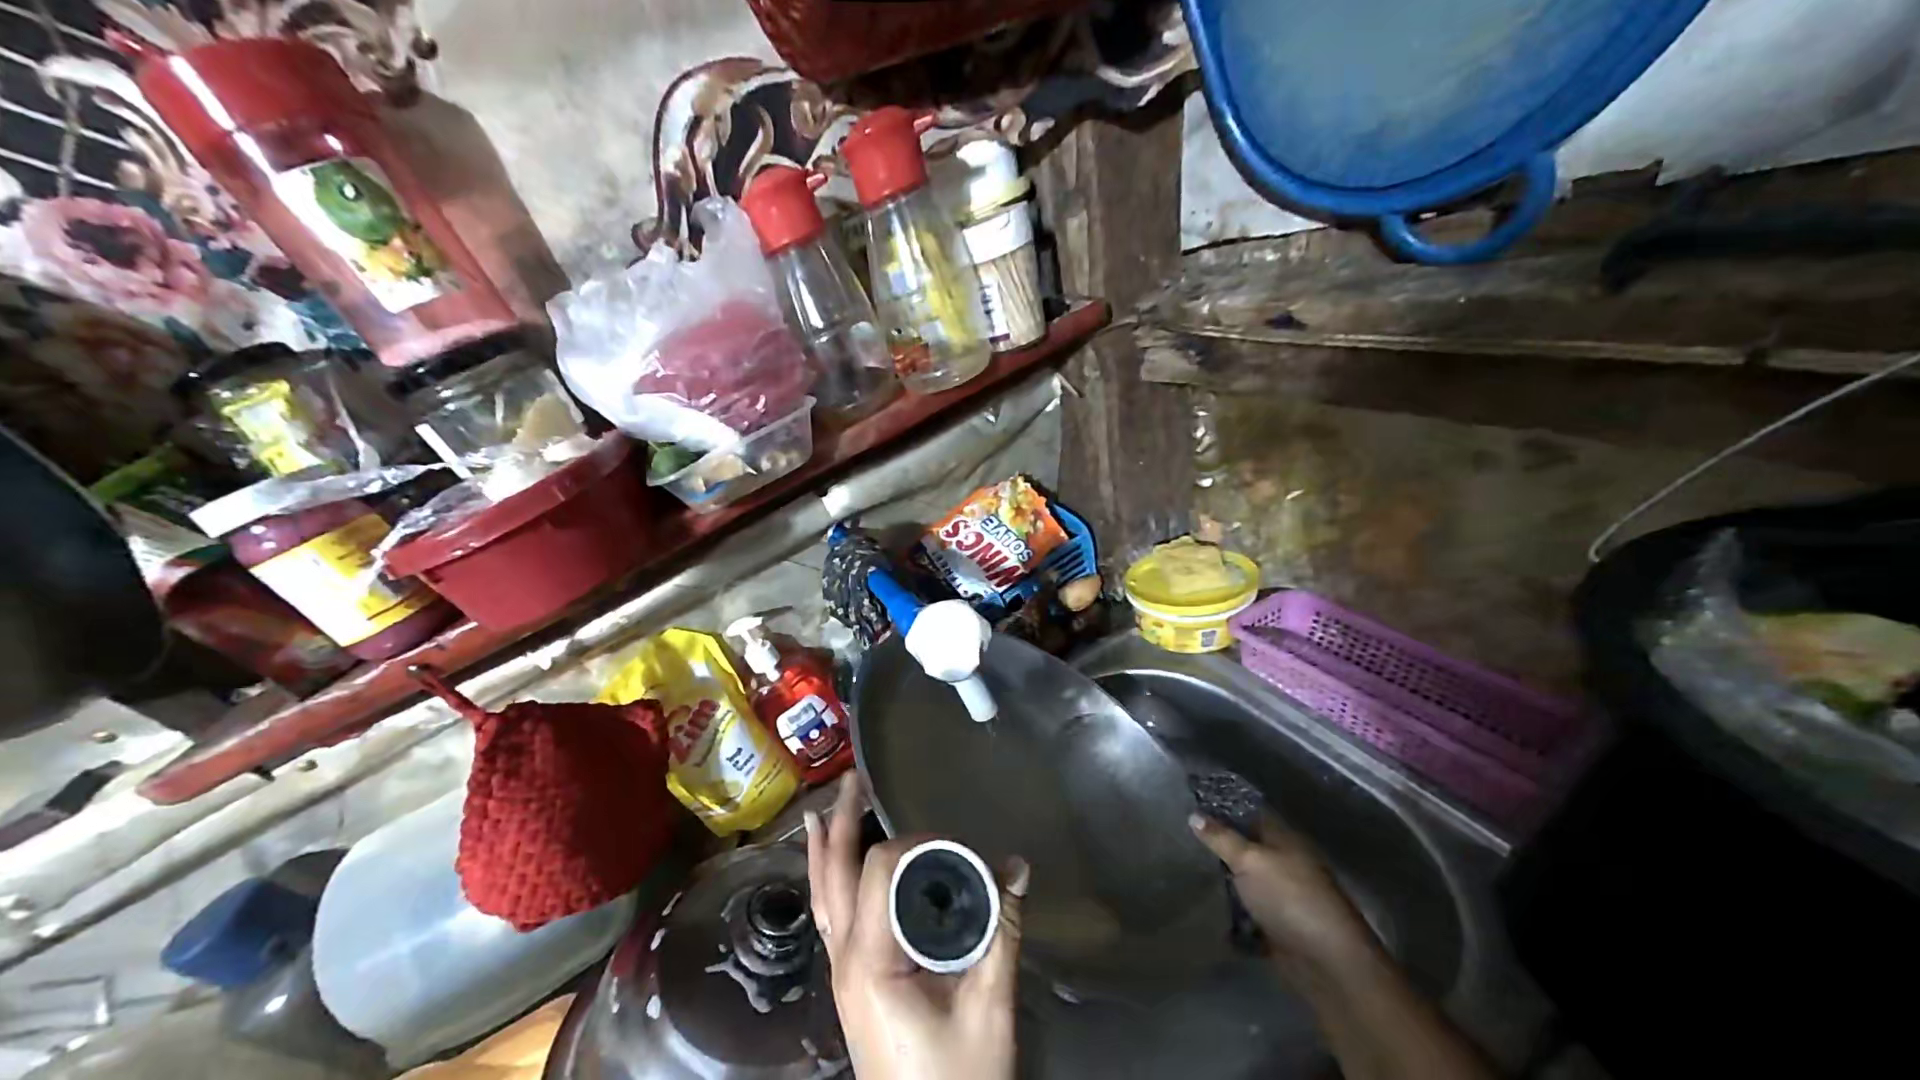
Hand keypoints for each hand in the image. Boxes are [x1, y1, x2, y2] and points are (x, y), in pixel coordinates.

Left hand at [806, 775, 1027, 1079]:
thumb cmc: (958, 1076)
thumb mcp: (988, 1006)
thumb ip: (1001, 931)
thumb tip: (1016, 868)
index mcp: (872, 960)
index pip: (879, 872)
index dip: (913, 844)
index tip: (954, 845)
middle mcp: (844, 960)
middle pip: (836, 876)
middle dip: (844, 824)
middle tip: (852, 780)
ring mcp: (840, 973)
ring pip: (824, 897)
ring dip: (826, 850)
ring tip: (826, 811)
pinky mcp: (850, 982)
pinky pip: (831, 919)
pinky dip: (827, 882)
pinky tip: (832, 868)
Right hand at [1188, 811, 1381, 979]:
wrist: (1327, 962)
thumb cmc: (1290, 898)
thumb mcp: (1250, 860)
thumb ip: (1221, 838)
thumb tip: (1193, 815)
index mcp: (1284, 839)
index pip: (1249, 812)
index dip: (1221, 806)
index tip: (1188, 801)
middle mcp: (1283, 863)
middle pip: (1244, 846)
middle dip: (1215, 843)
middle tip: (1177, 835)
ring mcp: (1280, 895)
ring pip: (1242, 879)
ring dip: (1219, 877)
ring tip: (1181, 867)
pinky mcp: (1274, 925)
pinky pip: (1244, 910)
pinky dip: (1226, 909)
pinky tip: (1200, 903)